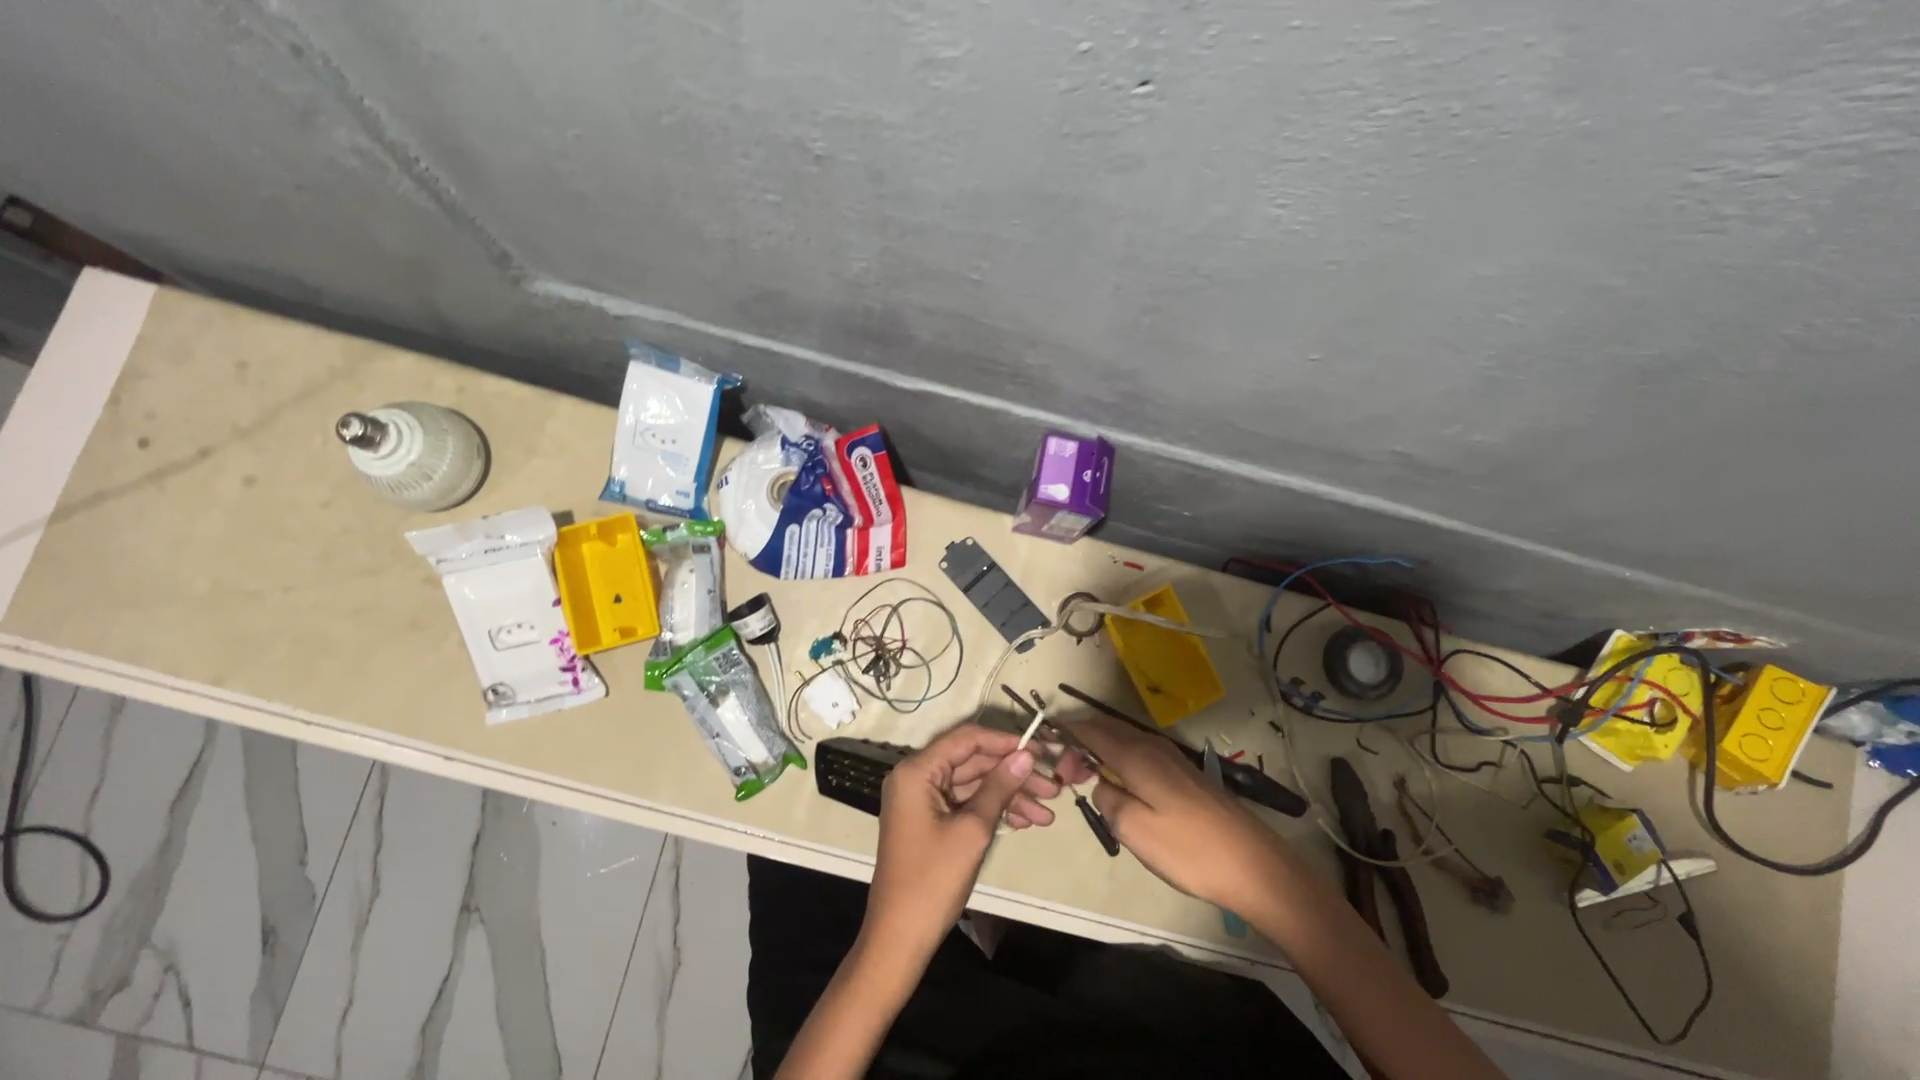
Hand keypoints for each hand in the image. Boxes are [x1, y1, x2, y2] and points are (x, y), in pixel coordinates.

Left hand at [862, 723, 1063, 958]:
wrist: (901, 935)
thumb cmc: (934, 878)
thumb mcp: (972, 829)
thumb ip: (999, 787)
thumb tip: (1025, 755)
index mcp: (917, 771)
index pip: (966, 739)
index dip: (1004, 742)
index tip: (1040, 751)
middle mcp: (916, 778)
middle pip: (972, 762)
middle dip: (1013, 774)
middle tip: (1054, 787)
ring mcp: (922, 801)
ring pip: (973, 785)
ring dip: (1009, 796)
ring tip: (1048, 813)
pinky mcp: (930, 822)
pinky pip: (966, 805)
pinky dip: (993, 811)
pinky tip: (1025, 822)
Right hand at [1061, 716, 1288, 913]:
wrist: (1252, 865)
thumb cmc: (1188, 848)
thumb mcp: (1133, 829)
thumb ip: (1107, 799)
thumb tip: (1100, 784)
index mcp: (1138, 755)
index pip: (1092, 729)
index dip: (1066, 733)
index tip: (1046, 747)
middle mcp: (1154, 748)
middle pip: (1109, 729)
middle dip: (1081, 741)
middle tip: (1064, 772)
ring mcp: (1173, 761)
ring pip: (1126, 741)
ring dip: (1101, 751)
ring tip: (1084, 779)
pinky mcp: (1185, 777)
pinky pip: (1141, 755)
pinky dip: (1120, 760)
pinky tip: (1118, 786)